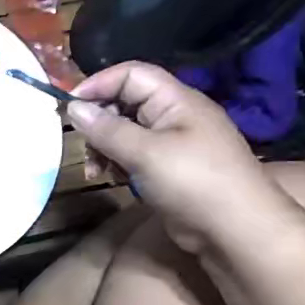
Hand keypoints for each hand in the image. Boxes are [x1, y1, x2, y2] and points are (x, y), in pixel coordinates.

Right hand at [67, 62, 291, 253]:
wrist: (235, 229)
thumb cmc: (193, 182)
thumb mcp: (145, 153)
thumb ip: (107, 130)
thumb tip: (73, 107)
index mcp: (176, 100)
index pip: (131, 75)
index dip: (98, 84)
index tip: (69, 107)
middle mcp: (174, 116)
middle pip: (126, 103)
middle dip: (99, 123)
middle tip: (84, 149)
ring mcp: (173, 144)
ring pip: (127, 133)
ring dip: (105, 149)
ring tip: (96, 172)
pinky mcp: (170, 170)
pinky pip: (136, 157)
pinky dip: (119, 165)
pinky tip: (114, 181)